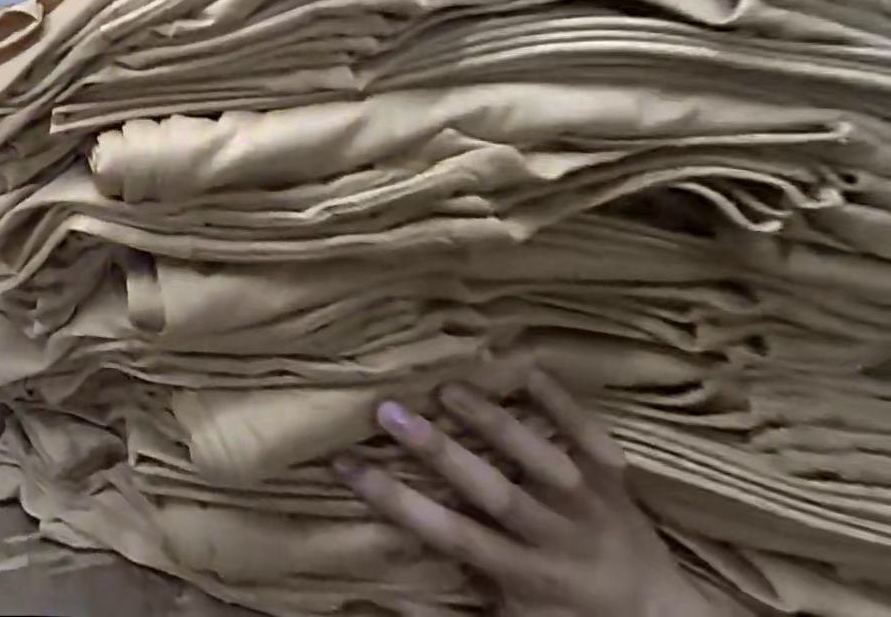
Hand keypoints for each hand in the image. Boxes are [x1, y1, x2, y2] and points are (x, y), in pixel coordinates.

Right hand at [335, 368, 732, 616]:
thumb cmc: (566, 614)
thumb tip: (377, 594)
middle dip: (440, 451)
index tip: (343, 464)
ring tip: (445, 387)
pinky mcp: (614, 478)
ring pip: (546, 462)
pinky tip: (521, 367)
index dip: (397, 501)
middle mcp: (559, 538)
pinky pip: (592, 436)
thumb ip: (449, 612)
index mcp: (526, 573)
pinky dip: (562, 402)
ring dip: (496, 424)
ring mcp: (592, 504)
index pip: (451, 535)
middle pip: (497, 494)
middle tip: (386, 410)